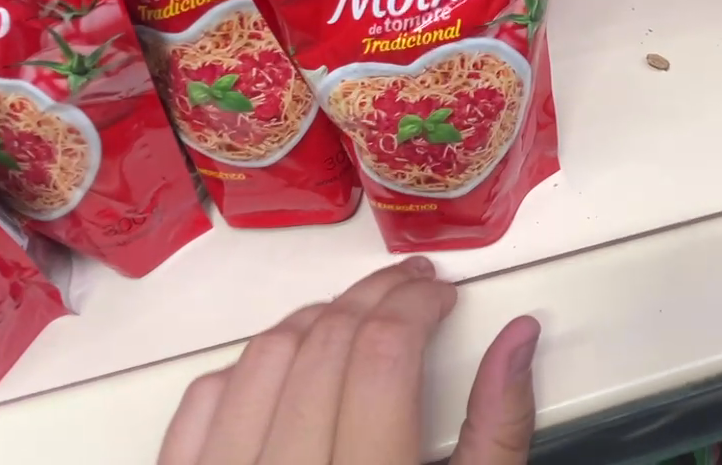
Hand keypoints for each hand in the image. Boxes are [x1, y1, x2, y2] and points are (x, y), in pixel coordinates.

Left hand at [158, 258, 539, 464]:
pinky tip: (291, 361)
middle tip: (413, 290)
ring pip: (266, 356)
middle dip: (380, 294)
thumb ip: (500, 432)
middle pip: (329, 341)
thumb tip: (518, 338)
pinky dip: (252, 362)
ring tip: (361, 314)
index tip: (440, 297)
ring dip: (321, 315)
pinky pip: (203, 402)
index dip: (418, 304)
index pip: (385, 355)